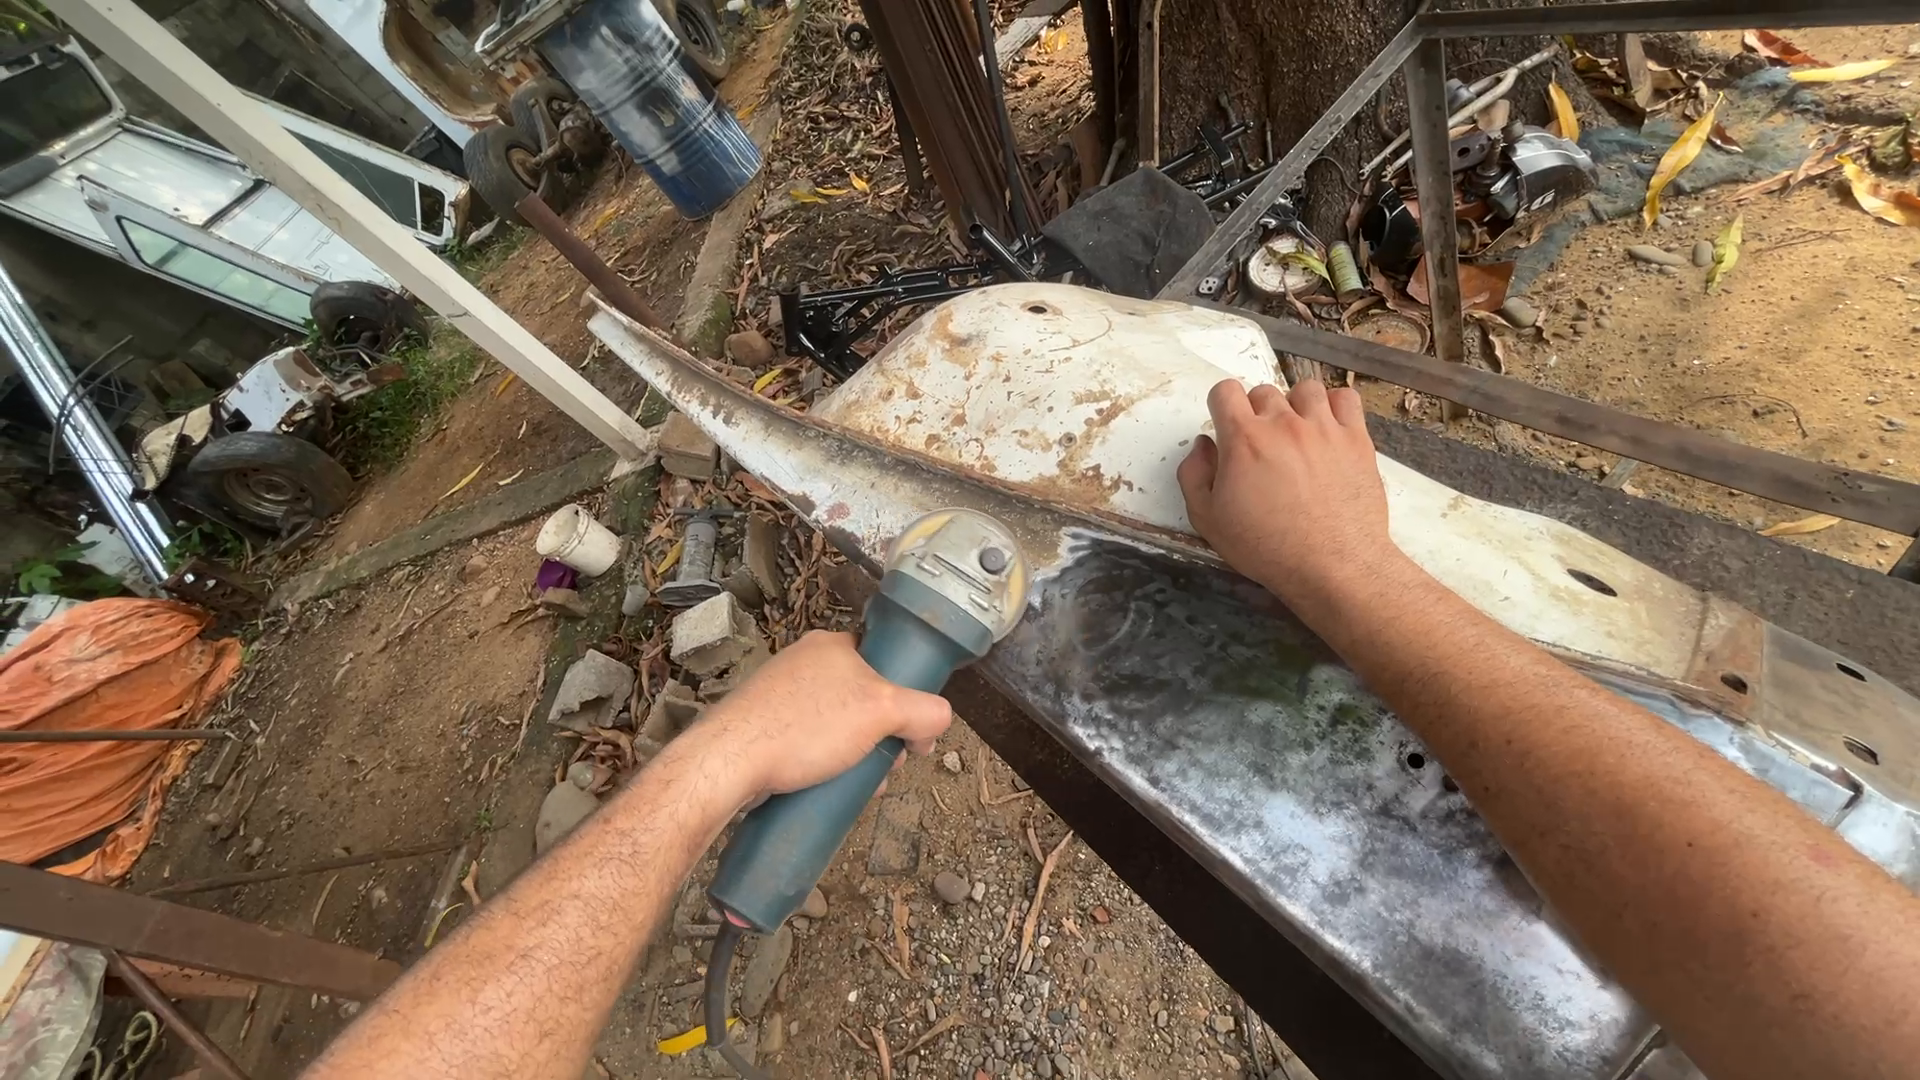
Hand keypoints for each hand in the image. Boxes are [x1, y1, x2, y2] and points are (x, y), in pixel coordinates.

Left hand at [689, 630, 952, 799]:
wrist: (728, 762)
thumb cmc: (805, 727)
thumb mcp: (883, 713)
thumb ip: (924, 711)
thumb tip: (940, 720)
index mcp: (832, 645)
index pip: (883, 661)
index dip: (904, 697)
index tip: (909, 733)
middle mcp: (806, 662)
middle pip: (863, 698)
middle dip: (881, 735)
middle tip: (886, 765)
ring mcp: (781, 694)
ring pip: (837, 724)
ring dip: (856, 755)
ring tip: (859, 785)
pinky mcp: (763, 724)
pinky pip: (809, 740)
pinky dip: (825, 762)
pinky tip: (829, 787)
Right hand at [1177, 379, 1398, 606]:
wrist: (1330, 564)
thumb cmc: (1265, 546)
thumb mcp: (1207, 519)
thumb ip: (1193, 475)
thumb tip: (1203, 445)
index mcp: (1243, 439)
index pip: (1225, 391)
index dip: (1220, 405)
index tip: (1226, 426)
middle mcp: (1283, 424)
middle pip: (1263, 392)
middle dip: (1255, 412)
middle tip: (1259, 445)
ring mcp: (1323, 428)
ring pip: (1304, 389)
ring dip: (1294, 405)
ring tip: (1295, 433)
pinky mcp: (1356, 438)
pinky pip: (1345, 398)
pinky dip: (1334, 406)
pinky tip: (1326, 428)